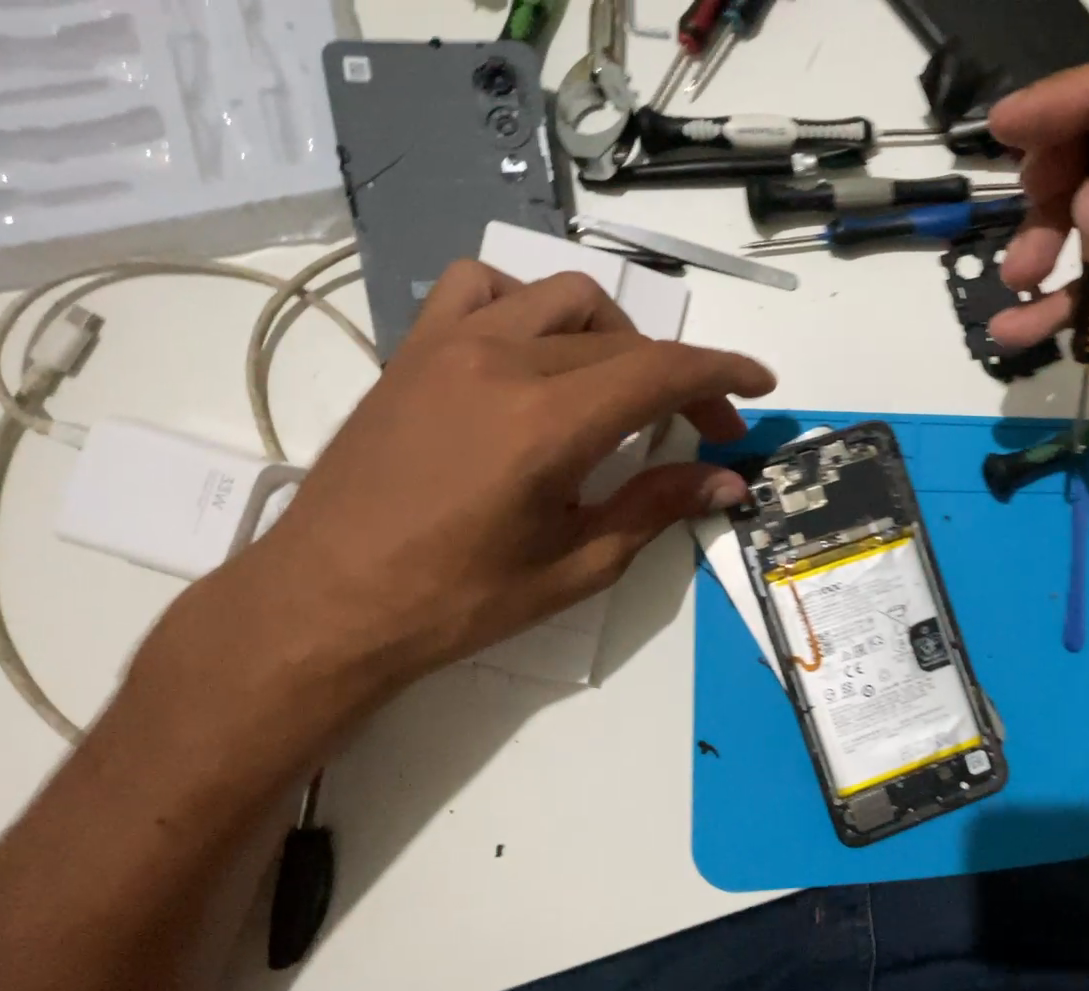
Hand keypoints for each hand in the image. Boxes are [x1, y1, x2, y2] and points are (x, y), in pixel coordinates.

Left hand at [230, 261, 774, 686]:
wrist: (326, 604)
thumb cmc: (458, 600)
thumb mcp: (578, 563)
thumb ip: (658, 507)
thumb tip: (729, 482)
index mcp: (547, 423)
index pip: (660, 370)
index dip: (724, 372)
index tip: (761, 386)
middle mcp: (502, 363)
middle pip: (624, 341)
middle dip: (681, 378)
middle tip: (700, 433)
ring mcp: (450, 347)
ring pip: (562, 297)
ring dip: (615, 335)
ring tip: (622, 388)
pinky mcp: (413, 352)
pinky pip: (481, 288)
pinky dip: (527, 305)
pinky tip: (535, 352)